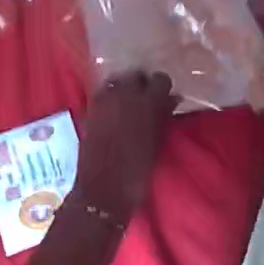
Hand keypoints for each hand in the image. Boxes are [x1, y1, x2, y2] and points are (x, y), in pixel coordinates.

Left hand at [74, 72, 174, 217]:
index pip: (160, 79)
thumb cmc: (137, 170)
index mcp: (147, 103)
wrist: (103, 189)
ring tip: (129, 104)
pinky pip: (103, 93)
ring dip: (124, 88)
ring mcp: (103, 101)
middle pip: (136, 75)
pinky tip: (115, 112)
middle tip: (147, 100)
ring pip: (117, 80)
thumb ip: (165, 116)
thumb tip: (173, 98)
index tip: (165, 98)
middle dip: (142, 83)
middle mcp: (124, 95)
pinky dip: (110, 96)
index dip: (163, 88)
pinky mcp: (90, 110)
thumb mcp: (158, 142)